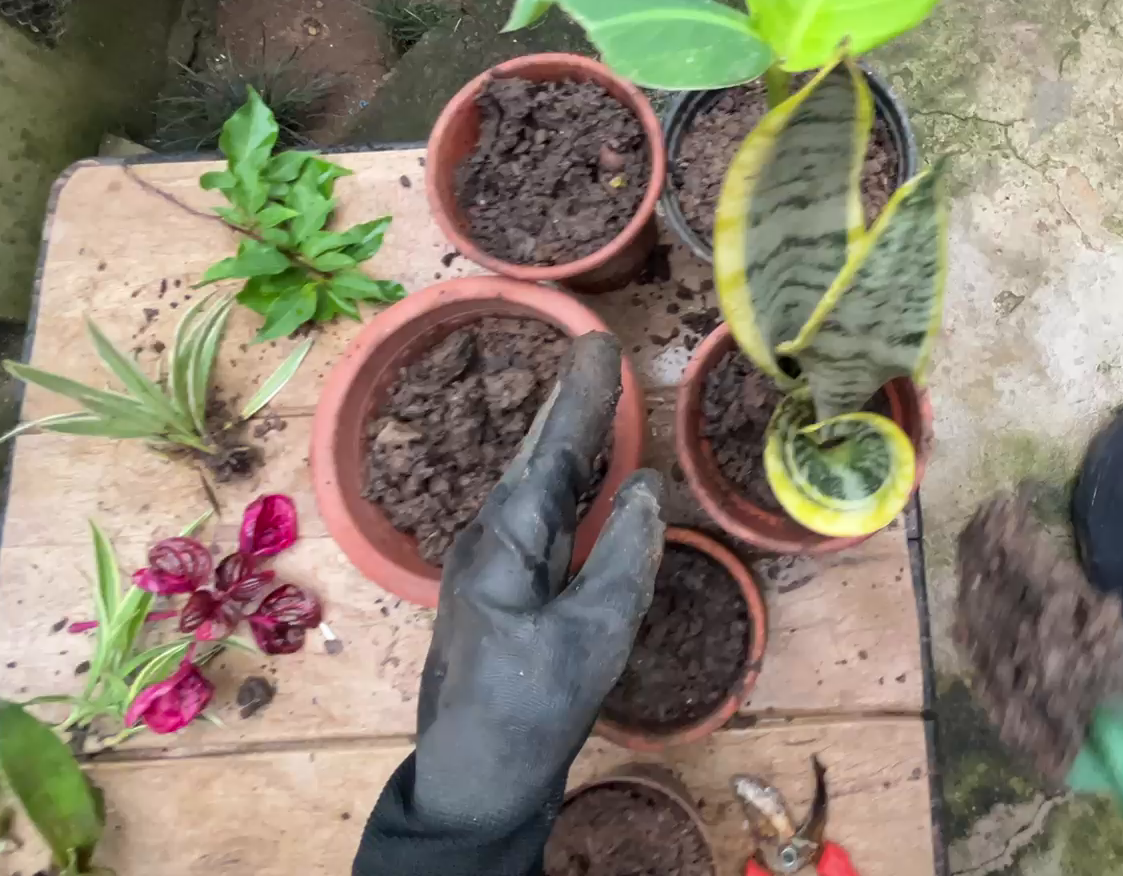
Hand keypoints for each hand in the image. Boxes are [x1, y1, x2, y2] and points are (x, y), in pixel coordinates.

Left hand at [355, 333, 664, 875]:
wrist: (473, 775)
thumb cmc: (535, 707)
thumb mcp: (595, 634)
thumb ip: (625, 554)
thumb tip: (649, 486)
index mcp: (510, 539)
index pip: (555, 451)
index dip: (582, 398)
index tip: (600, 346)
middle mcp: (492, 534)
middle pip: (540, 455)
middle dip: (573, 404)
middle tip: (598, 355)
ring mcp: (490, 556)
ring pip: (537, 480)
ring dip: (569, 435)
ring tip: (596, 396)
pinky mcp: (500, 578)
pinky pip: (539, 509)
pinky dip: (566, 477)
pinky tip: (582, 471)